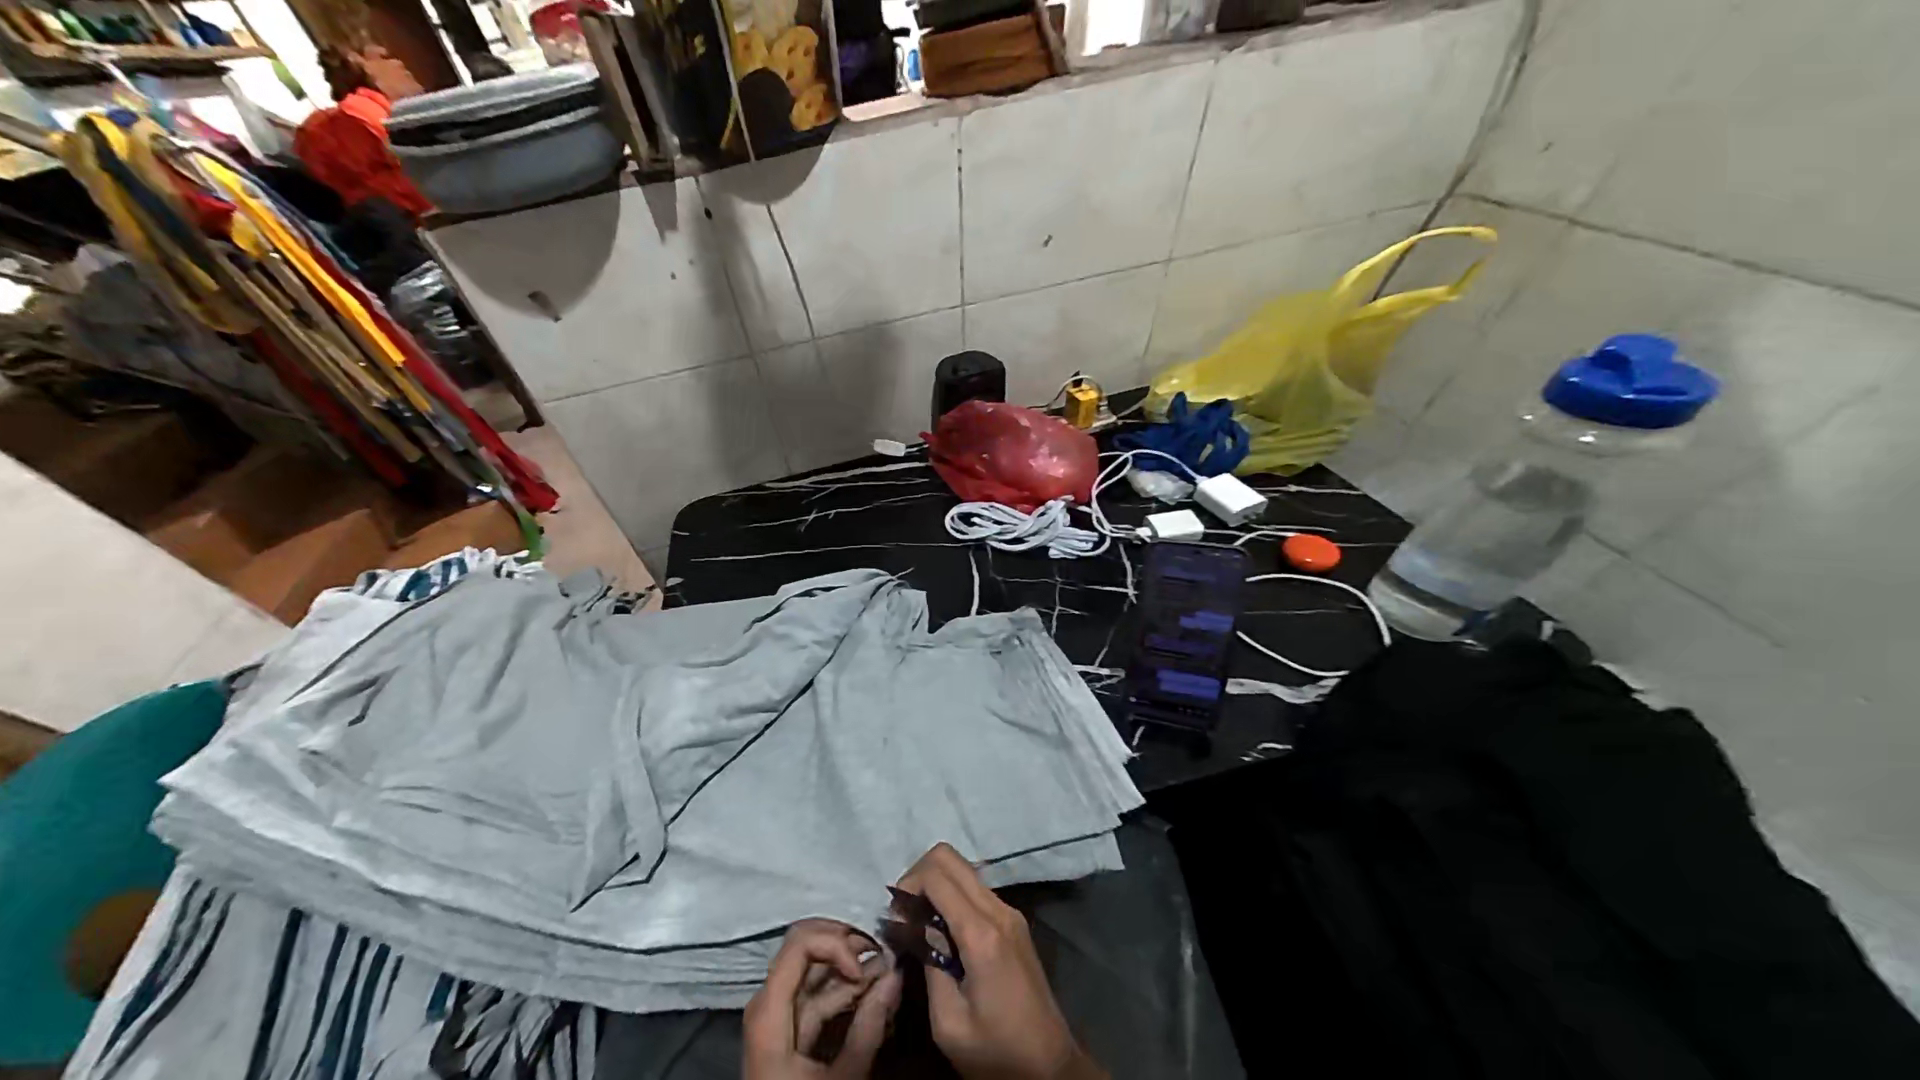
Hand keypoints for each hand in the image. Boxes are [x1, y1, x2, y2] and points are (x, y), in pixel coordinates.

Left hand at [744, 919, 901, 1079]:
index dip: (836, 944)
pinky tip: (875, 989)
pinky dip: (847, 988)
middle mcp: (770, 1001)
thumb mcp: (842, 1078)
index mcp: (769, 1009)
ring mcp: (780, 1014)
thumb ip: (870, 1026)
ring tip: (888, 968)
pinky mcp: (792, 1029)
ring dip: (853, 965)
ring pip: (816, 969)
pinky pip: (819, 994)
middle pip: (806, 946)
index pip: (800, 943)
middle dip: (847, 944)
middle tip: (882, 952)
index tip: (863, 967)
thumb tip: (897, 974)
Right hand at [896, 844, 1103, 1079]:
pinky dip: (952, 895)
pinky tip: (943, 930)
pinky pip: (976, 889)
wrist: (1051, 1065)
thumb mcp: (948, 1022)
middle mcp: (998, 910)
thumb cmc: (996, 1051)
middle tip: (904, 913)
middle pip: (950, 857)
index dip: (907, 886)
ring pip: (964, 869)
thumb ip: (928, 964)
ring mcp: (1010, 912)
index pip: (937, 875)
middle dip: (918, 875)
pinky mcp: (1014, 921)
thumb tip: (914, 927)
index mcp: (982, 933)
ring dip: (936, 884)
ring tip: (920, 923)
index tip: (894, 918)